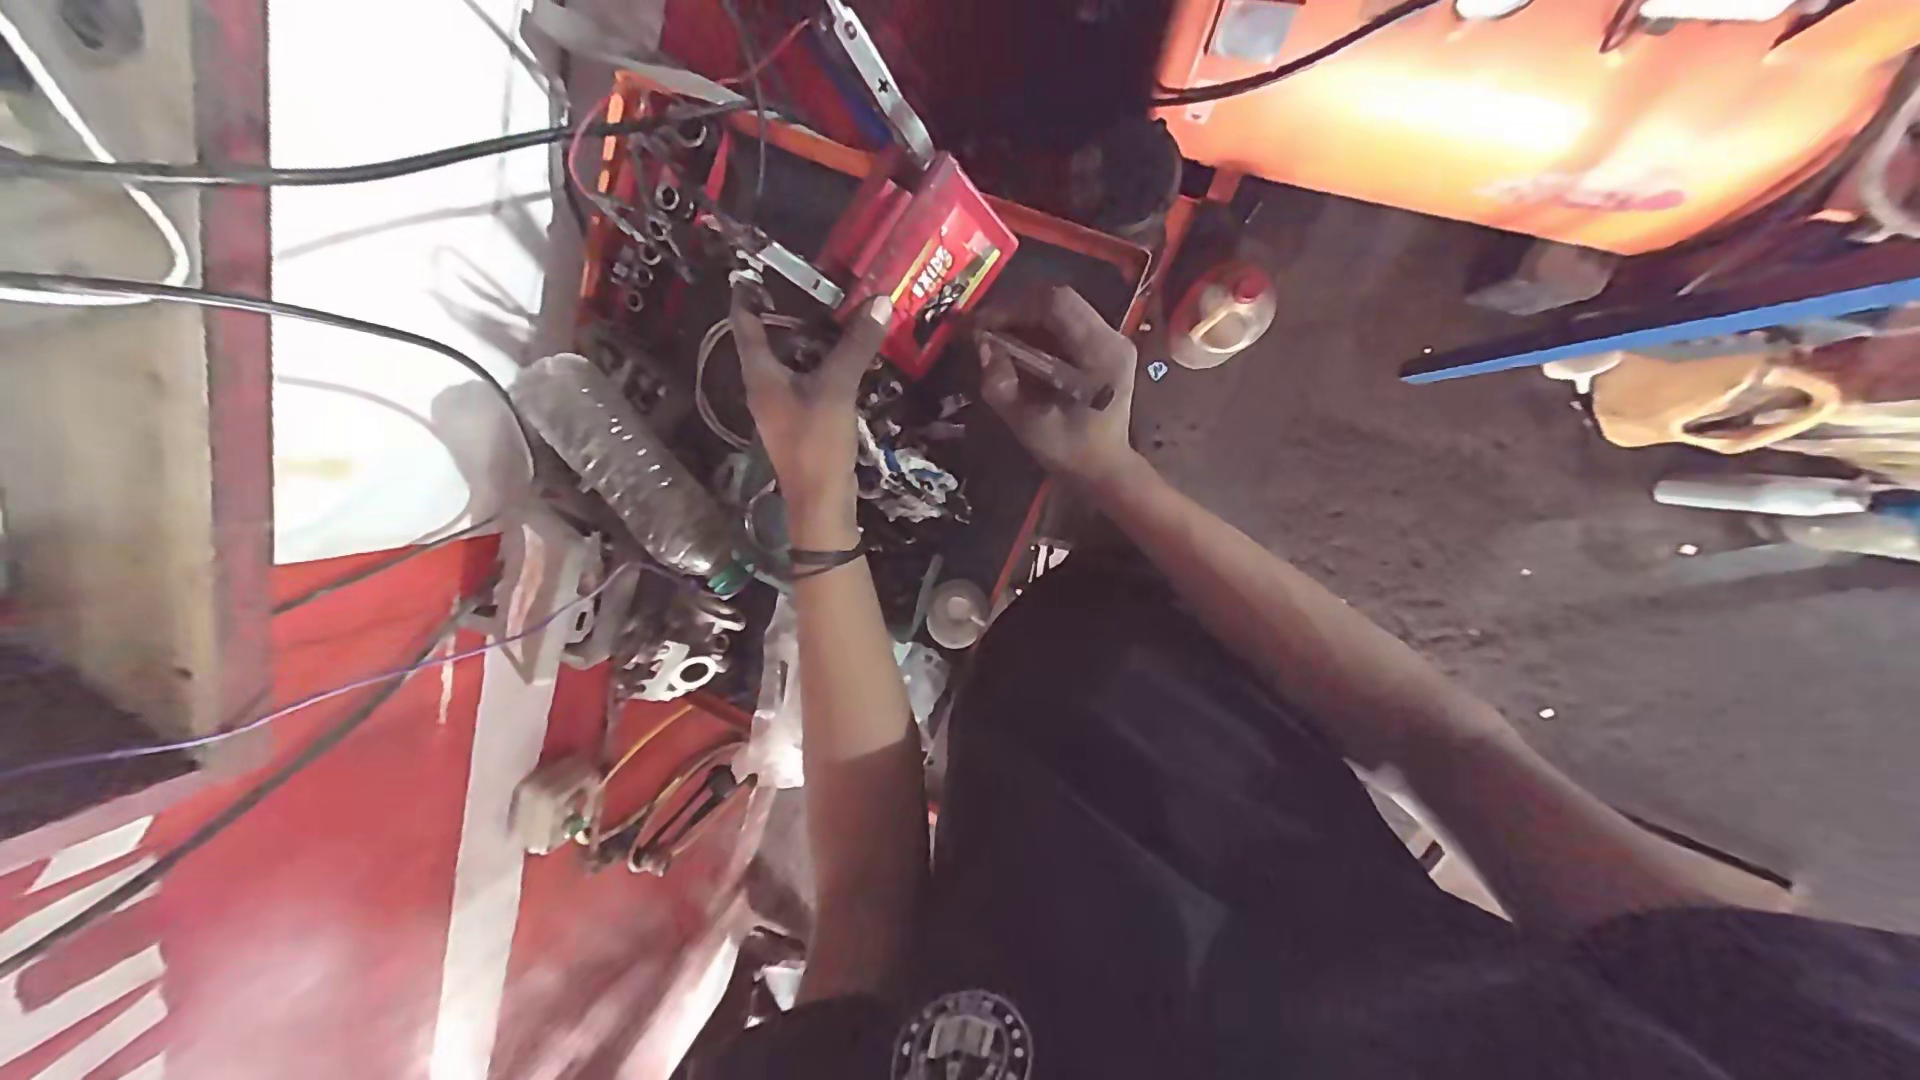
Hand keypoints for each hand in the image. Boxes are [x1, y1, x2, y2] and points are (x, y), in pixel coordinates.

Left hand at [732, 291, 891, 548]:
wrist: (821, 500)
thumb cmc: (817, 442)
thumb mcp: (837, 388)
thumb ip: (856, 346)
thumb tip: (880, 301)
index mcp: (760, 375)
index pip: (744, 324)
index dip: (747, 295)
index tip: (755, 269)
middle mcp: (764, 389)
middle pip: (769, 343)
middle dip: (789, 316)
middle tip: (814, 287)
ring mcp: (781, 408)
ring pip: (791, 365)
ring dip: (809, 343)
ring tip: (834, 317)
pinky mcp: (800, 424)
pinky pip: (807, 384)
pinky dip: (822, 368)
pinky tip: (845, 361)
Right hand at [978, 286, 1138, 486]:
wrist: (1104, 470)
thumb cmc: (1070, 452)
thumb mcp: (1029, 424)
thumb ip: (1002, 385)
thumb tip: (982, 347)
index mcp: (1101, 352)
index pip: (1056, 304)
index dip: (1013, 307)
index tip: (982, 326)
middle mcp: (1112, 337)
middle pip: (1058, 300)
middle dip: (1015, 310)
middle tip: (984, 330)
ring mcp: (1110, 340)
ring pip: (1060, 309)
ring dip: (1024, 319)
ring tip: (996, 338)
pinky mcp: (1102, 348)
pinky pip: (1065, 325)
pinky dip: (1036, 331)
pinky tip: (1016, 348)